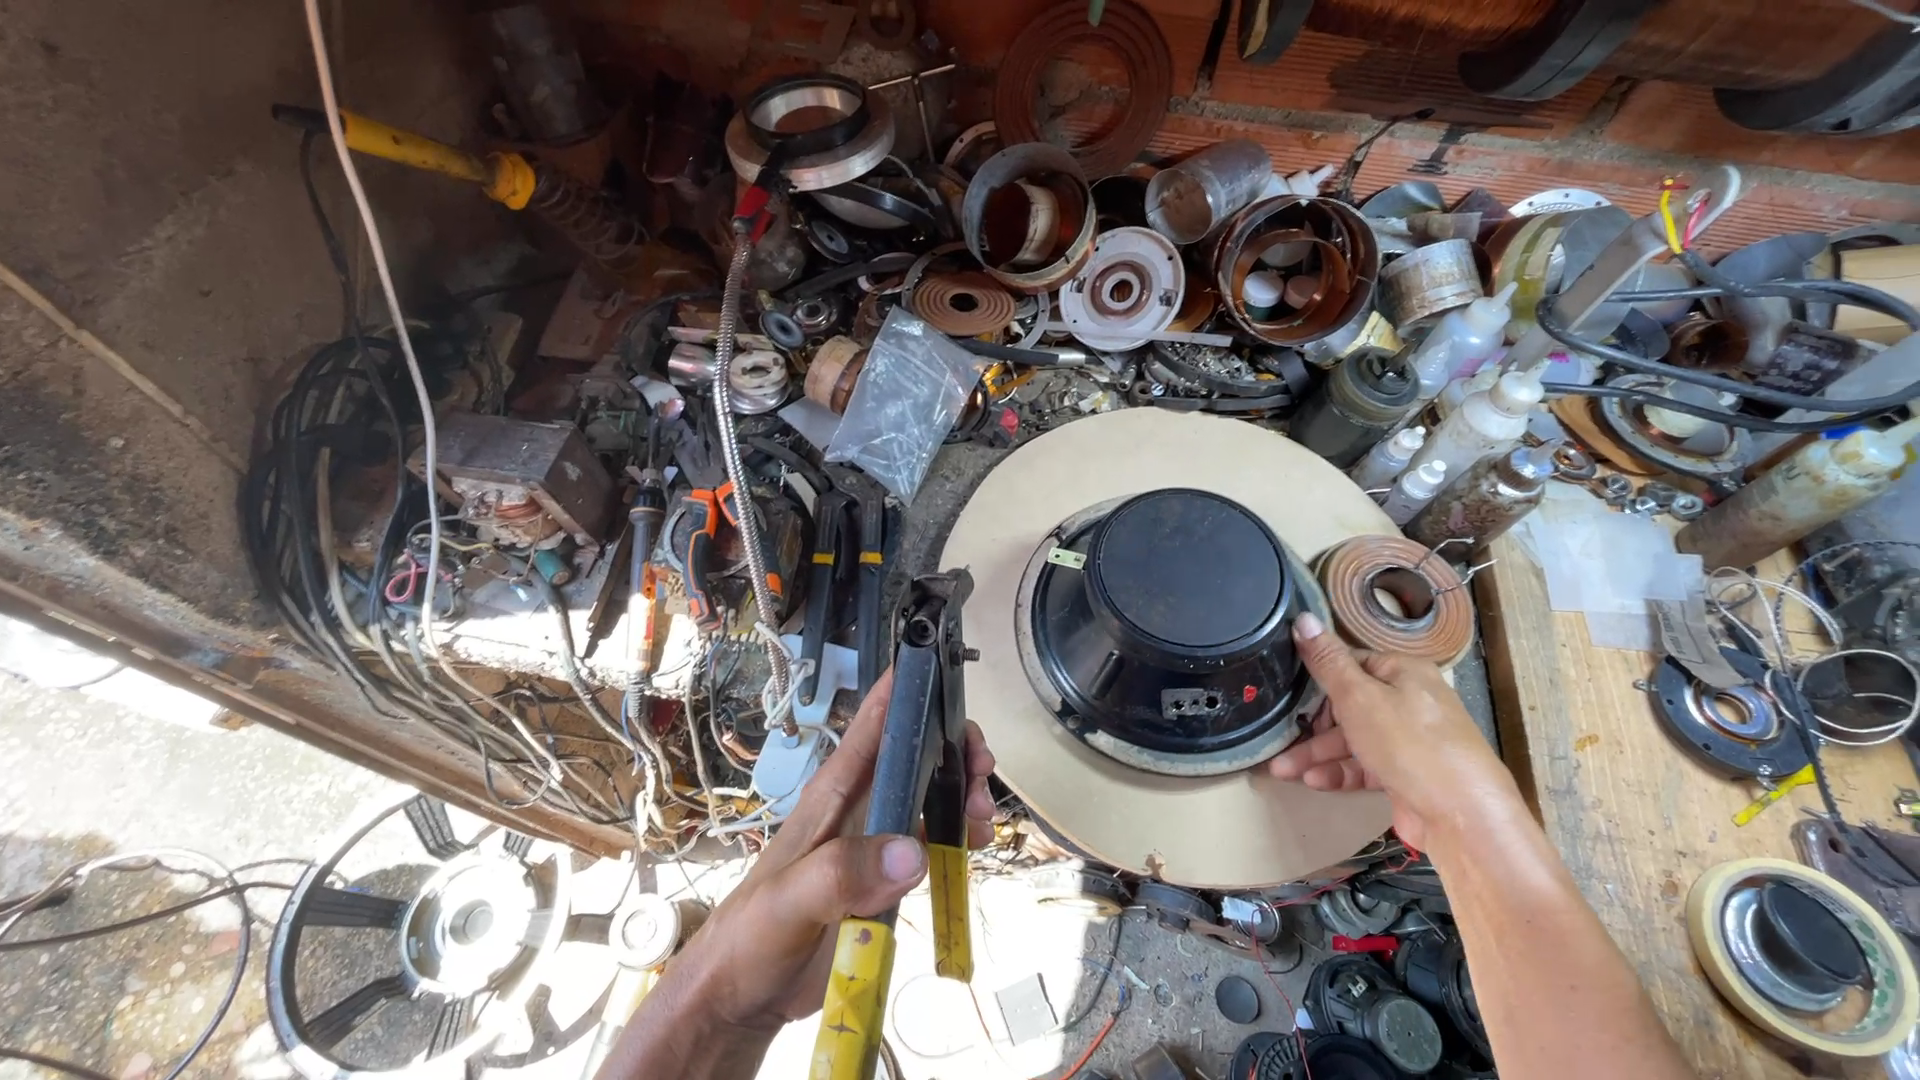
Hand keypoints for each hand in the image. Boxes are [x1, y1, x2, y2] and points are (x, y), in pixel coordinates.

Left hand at [651, 668, 996, 1032]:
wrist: (743, 995)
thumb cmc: (751, 936)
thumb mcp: (788, 902)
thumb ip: (843, 874)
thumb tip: (914, 850)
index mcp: (833, 792)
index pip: (873, 723)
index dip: (907, 688)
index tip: (946, 671)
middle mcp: (860, 804)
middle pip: (917, 753)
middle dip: (956, 749)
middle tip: (981, 775)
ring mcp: (876, 839)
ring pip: (932, 793)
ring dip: (965, 793)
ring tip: (984, 818)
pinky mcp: (887, 875)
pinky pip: (933, 839)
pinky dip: (960, 835)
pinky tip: (975, 846)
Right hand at [1266, 612, 1518, 850]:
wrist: (1463, 816)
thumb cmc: (1409, 744)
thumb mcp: (1359, 697)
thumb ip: (1327, 661)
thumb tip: (1303, 618)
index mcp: (1403, 672)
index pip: (1350, 663)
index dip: (1316, 677)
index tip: (1282, 691)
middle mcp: (1408, 701)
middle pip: (1347, 705)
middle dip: (1310, 725)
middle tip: (1277, 738)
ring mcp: (1408, 741)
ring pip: (1351, 739)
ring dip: (1316, 754)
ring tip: (1282, 771)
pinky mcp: (1405, 775)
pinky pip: (1363, 766)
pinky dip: (1338, 772)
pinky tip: (1313, 781)